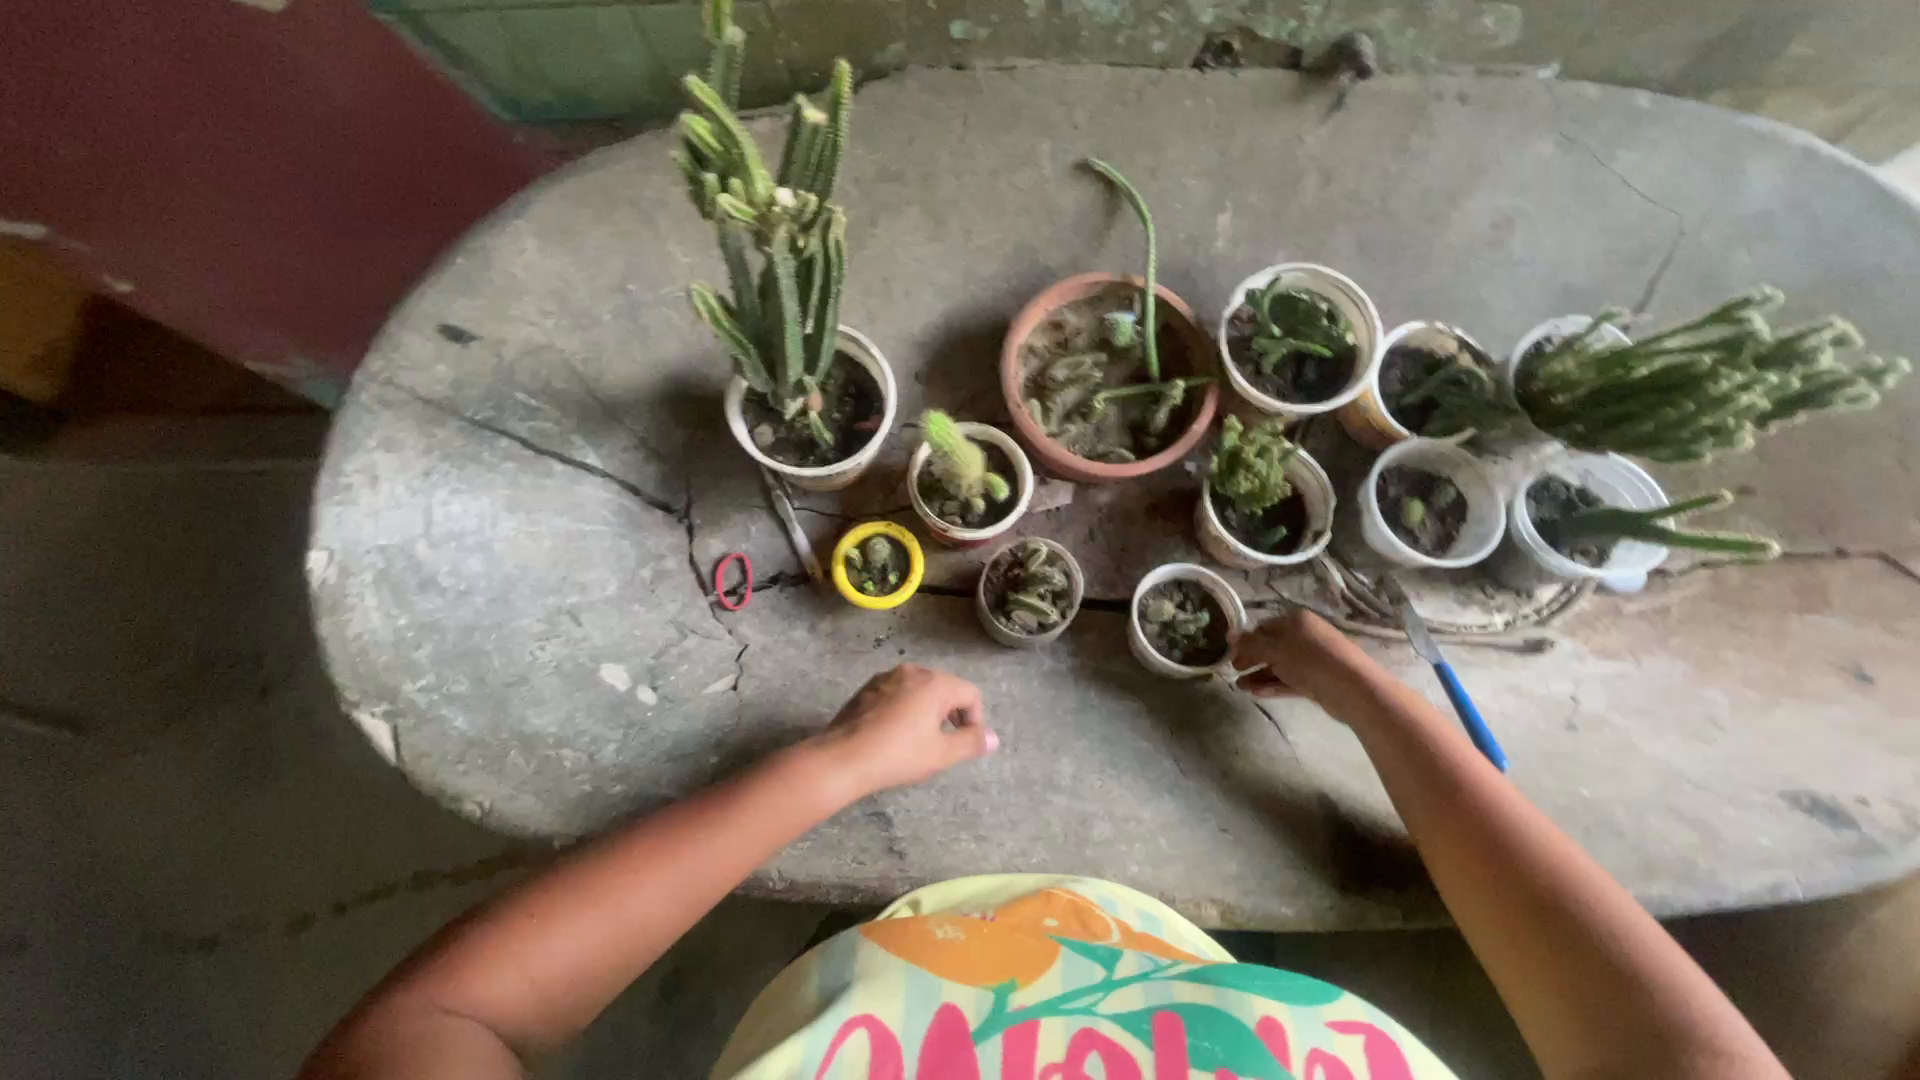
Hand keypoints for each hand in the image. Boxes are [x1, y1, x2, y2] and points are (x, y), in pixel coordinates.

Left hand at [810, 664, 996, 795]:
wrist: (842, 758)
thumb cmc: (897, 755)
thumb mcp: (941, 754)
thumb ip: (971, 742)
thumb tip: (994, 738)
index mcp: (935, 683)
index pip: (970, 694)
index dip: (974, 719)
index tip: (964, 743)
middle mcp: (912, 671)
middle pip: (945, 687)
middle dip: (951, 713)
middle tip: (943, 743)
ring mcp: (886, 677)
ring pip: (920, 689)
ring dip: (927, 710)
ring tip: (918, 739)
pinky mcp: (867, 687)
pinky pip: (898, 692)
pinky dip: (905, 707)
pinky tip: (894, 733)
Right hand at [1228, 609, 1369, 703]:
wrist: (1352, 688)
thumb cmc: (1310, 660)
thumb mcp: (1274, 650)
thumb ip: (1250, 644)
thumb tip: (1229, 635)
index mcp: (1296, 621)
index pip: (1264, 627)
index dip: (1246, 640)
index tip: (1231, 654)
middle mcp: (1305, 636)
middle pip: (1272, 647)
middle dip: (1251, 660)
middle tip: (1234, 671)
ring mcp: (1312, 659)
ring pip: (1280, 666)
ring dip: (1259, 675)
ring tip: (1240, 687)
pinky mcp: (1317, 680)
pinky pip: (1291, 680)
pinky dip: (1274, 685)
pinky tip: (1257, 693)